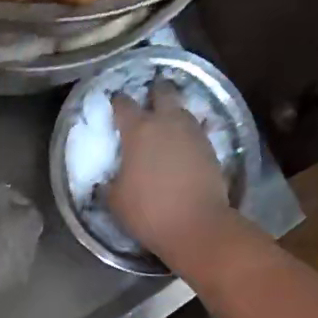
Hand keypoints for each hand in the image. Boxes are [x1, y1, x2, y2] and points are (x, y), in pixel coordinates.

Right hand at [108, 88, 234, 258]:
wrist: (196, 225)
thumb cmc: (149, 212)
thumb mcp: (116, 201)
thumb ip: (109, 183)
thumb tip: (106, 179)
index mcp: (138, 130)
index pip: (123, 104)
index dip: (117, 104)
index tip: (114, 109)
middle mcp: (167, 122)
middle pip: (162, 92)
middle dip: (153, 95)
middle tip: (147, 107)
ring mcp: (193, 132)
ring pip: (182, 110)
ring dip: (173, 114)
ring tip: (166, 129)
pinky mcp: (211, 147)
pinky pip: (197, 131)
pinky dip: (188, 136)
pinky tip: (184, 149)